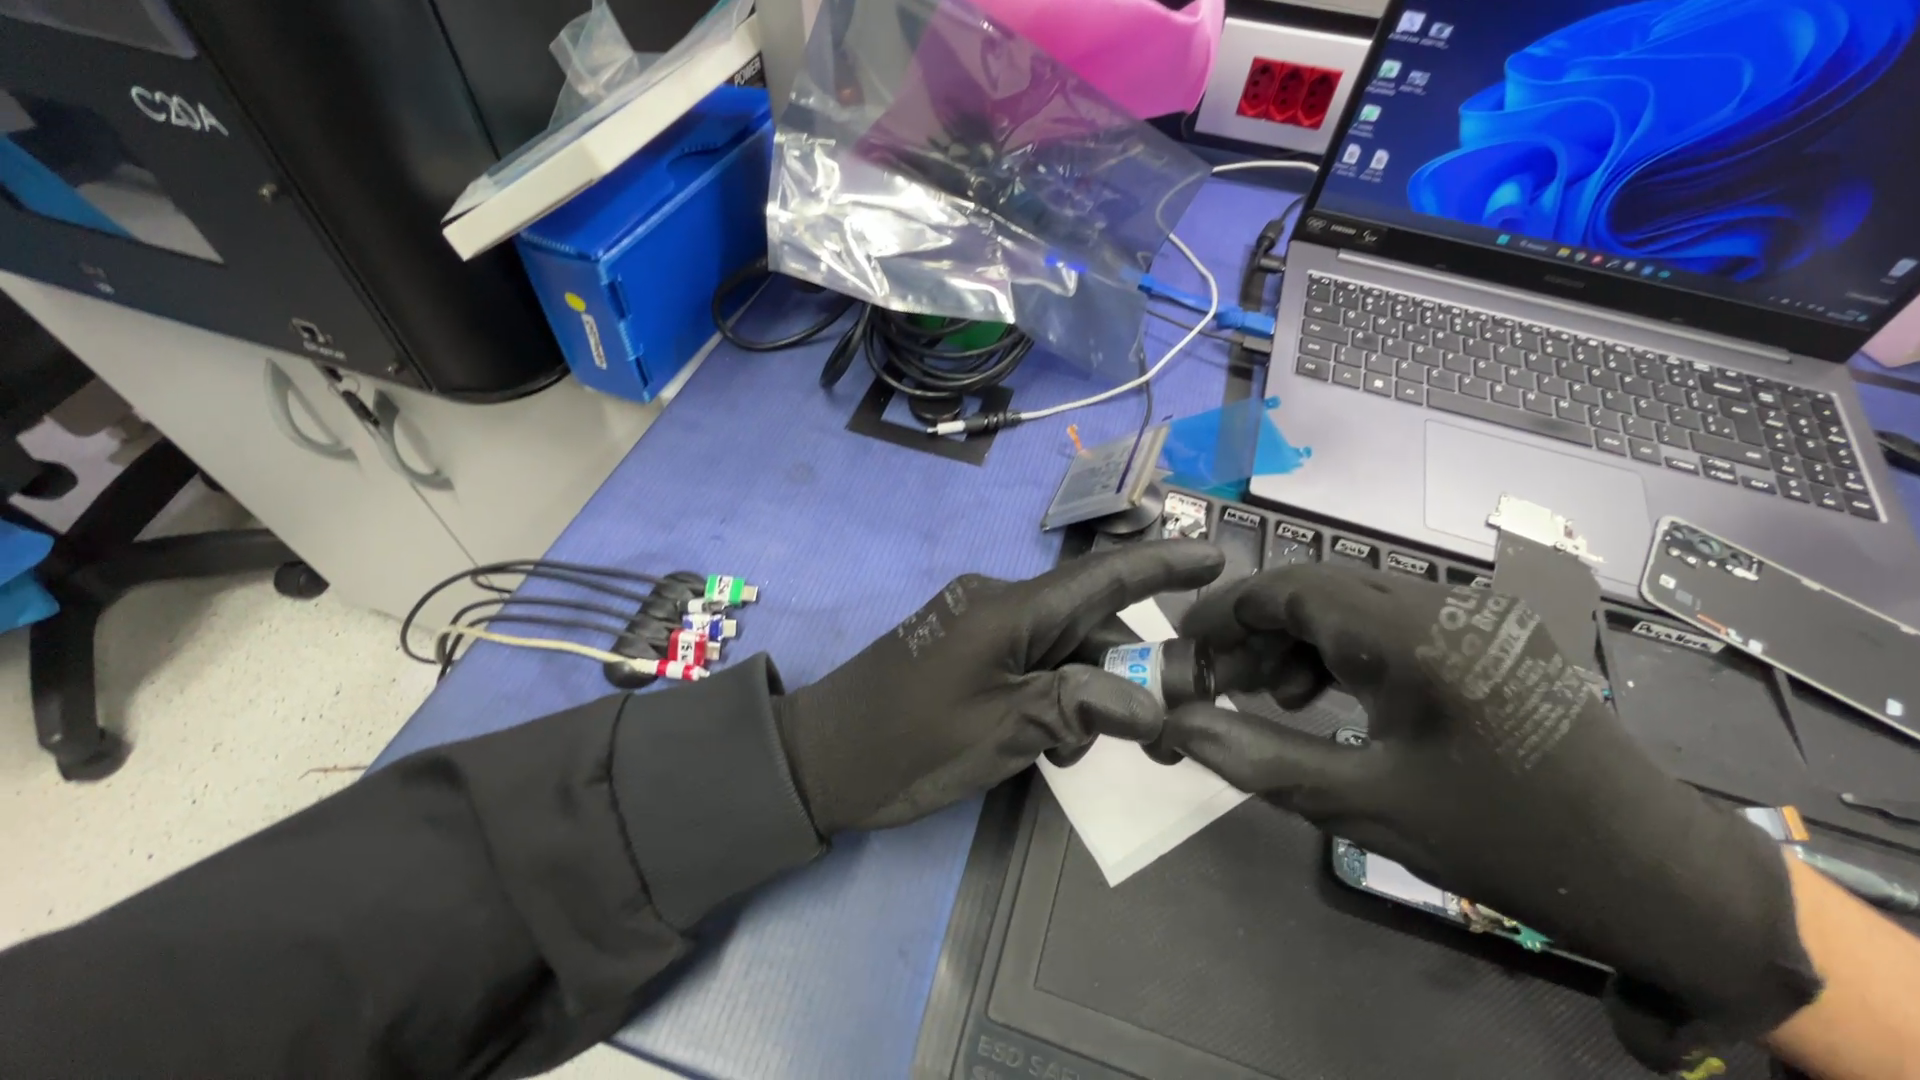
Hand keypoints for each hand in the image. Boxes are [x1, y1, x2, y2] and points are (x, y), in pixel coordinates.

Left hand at [774, 541, 1222, 834]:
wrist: (819, 759)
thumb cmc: (910, 743)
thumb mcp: (1004, 730)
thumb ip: (1082, 706)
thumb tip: (1155, 707)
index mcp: (1009, 607)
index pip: (1102, 577)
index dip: (1162, 565)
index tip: (1216, 555)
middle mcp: (998, 603)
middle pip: (1089, 625)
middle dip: (1128, 674)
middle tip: (1166, 733)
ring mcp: (979, 627)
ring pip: (1061, 650)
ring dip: (1086, 697)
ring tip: (1077, 754)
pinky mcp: (965, 652)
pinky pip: (1030, 663)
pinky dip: (1052, 699)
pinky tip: (1046, 745)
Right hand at [1155, 564, 1818, 1070]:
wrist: (1654, 874)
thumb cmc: (1502, 839)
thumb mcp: (1363, 804)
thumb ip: (1257, 756)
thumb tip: (1176, 726)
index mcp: (1414, 636)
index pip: (1292, 590)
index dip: (1227, 614)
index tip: (1184, 648)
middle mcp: (1444, 605)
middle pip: (1320, 590)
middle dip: (1259, 633)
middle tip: (1221, 686)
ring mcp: (1476, 616)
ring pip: (1355, 604)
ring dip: (1302, 642)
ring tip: (1274, 699)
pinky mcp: (1492, 637)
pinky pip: (1396, 623)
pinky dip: (1348, 651)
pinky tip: (1335, 699)